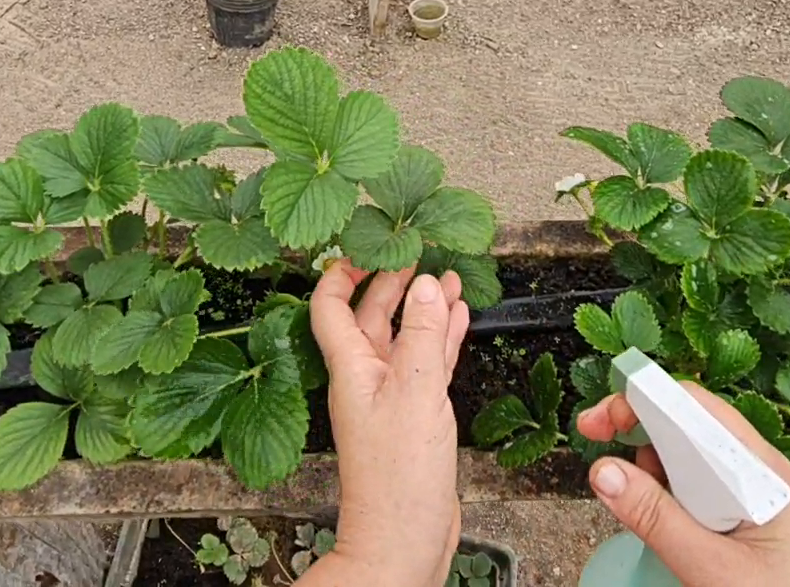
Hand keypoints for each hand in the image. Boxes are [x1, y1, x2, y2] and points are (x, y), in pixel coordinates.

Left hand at [301, 261, 470, 586]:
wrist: (404, 543)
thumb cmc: (398, 479)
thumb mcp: (417, 393)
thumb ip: (425, 336)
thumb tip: (425, 284)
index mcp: (352, 365)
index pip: (330, 305)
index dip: (342, 272)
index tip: (366, 247)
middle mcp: (366, 375)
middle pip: (373, 313)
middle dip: (393, 281)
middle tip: (418, 254)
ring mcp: (390, 394)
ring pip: (405, 336)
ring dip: (424, 307)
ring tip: (448, 278)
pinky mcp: (413, 413)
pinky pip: (426, 362)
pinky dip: (441, 338)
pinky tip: (458, 319)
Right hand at [577, 382, 789, 586]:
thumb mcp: (717, 573)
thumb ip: (658, 521)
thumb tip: (601, 469)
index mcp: (760, 471)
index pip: (692, 406)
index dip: (639, 400)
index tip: (596, 422)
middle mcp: (758, 472)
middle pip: (687, 423)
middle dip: (636, 426)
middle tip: (595, 442)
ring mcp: (754, 496)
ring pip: (689, 455)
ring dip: (651, 463)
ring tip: (636, 502)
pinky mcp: (749, 522)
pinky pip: (699, 488)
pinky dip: (669, 492)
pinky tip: (663, 523)